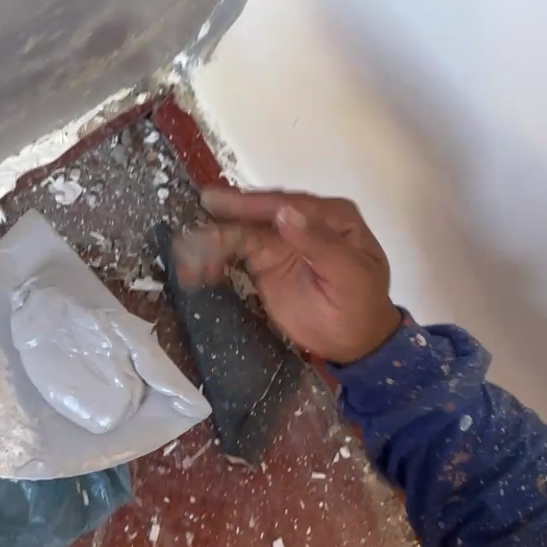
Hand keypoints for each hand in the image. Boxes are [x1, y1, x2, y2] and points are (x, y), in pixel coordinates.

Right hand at [173, 187, 398, 363]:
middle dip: (224, 218)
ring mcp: (279, 240)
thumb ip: (320, 244)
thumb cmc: (359, 307)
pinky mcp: (262, 261)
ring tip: (187, 253)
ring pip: (240, 233)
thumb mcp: (350, 276)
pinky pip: (233, 253)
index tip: (220, 204)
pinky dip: (213, 259)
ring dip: (212, 241)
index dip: (252, 204)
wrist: (353, 342)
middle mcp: (301, 221)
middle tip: (195, 217)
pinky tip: (195, 268)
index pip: (287, 204)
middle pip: (257, 214)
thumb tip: (285, 213)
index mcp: (330, 216)